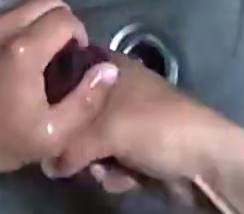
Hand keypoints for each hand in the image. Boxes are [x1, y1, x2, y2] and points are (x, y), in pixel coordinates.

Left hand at [0, 0, 119, 182]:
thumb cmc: (2, 140)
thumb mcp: (52, 134)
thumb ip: (86, 100)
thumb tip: (108, 68)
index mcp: (23, 48)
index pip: (66, 19)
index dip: (79, 35)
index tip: (76, 59)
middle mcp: (4, 25)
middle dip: (64, 20)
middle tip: (64, 51)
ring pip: (30, 1)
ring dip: (44, 18)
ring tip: (45, 50)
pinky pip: (12, 8)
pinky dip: (25, 20)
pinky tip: (23, 50)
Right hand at [43, 51, 243, 194]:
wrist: (203, 160)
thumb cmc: (156, 126)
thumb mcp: (107, 129)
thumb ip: (70, 144)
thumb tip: (46, 163)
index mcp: (108, 66)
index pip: (68, 72)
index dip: (53, 95)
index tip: (41, 117)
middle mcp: (113, 88)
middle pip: (75, 114)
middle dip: (76, 141)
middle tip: (81, 154)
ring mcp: (124, 119)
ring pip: (88, 143)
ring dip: (96, 162)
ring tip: (109, 168)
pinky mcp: (133, 148)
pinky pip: (106, 161)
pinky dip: (113, 173)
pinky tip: (126, 178)